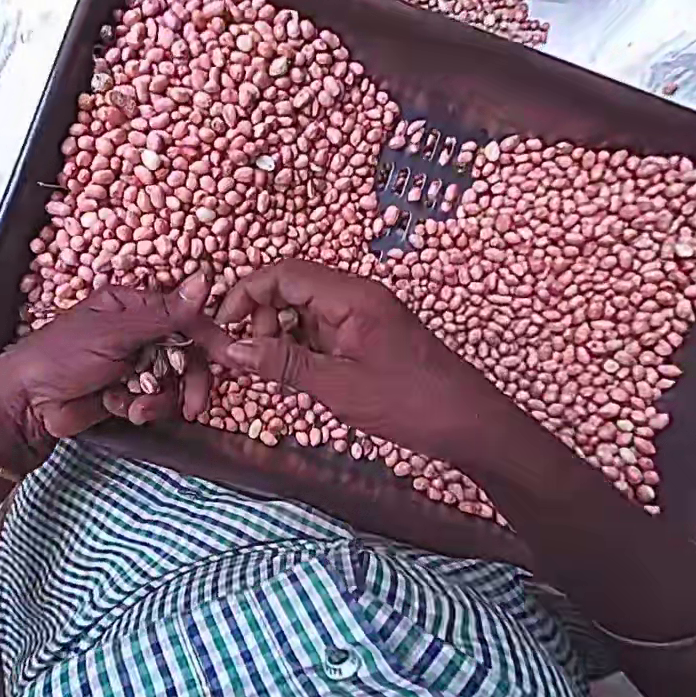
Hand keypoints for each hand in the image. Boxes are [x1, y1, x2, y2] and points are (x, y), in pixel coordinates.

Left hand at [0, 272, 227, 471]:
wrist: (27, 405)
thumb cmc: (61, 357)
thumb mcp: (115, 333)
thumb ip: (164, 314)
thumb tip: (205, 280)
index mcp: (131, 305)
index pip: (183, 315)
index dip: (207, 336)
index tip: (228, 357)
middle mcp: (136, 331)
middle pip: (184, 351)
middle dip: (188, 379)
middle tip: (194, 404)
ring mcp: (132, 362)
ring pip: (172, 380)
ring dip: (159, 397)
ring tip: (136, 407)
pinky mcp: (127, 390)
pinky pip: (154, 399)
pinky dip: (141, 407)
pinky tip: (119, 407)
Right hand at [206, 260, 524, 467]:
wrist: (471, 423)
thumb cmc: (409, 403)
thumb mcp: (338, 386)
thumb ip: (282, 363)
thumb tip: (231, 349)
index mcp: (350, 296)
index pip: (282, 274)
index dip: (245, 294)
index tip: (225, 327)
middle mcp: (355, 295)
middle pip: (290, 286)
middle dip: (261, 315)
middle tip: (254, 355)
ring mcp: (363, 313)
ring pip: (303, 308)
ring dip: (279, 332)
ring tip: (275, 369)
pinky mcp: (367, 332)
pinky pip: (321, 327)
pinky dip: (300, 344)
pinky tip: (298, 372)